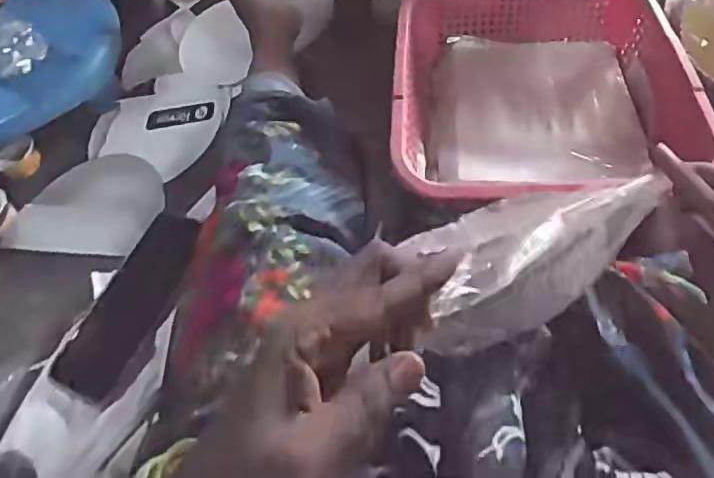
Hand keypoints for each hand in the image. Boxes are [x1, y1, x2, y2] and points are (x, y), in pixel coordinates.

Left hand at [176, 242, 452, 477]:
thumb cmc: (257, 474)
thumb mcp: (313, 454)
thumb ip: (366, 403)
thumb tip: (416, 360)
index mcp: (304, 329)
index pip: (375, 295)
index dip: (418, 277)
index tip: (456, 257)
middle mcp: (306, 316)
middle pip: (366, 272)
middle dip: (406, 281)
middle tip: (434, 322)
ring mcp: (306, 332)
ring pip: (364, 292)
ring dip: (397, 305)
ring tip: (417, 342)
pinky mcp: (309, 353)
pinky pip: (356, 321)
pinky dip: (383, 325)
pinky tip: (392, 354)